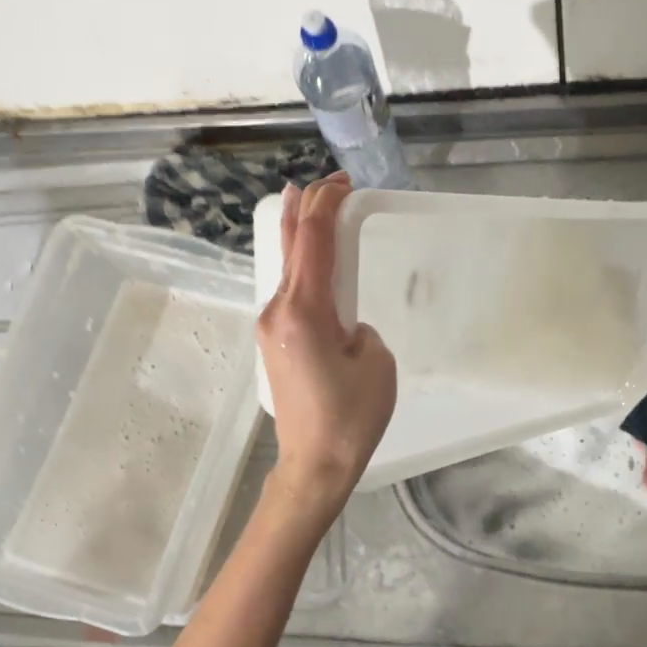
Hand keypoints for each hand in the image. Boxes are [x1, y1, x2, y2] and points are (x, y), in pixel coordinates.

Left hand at [257, 173, 396, 510]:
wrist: (315, 464)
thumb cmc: (351, 417)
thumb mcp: (376, 362)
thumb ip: (360, 327)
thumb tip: (344, 325)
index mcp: (304, 311)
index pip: (313, 240)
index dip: (327, 203)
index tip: (343, 182)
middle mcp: (278, 311)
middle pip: (289, 246)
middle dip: (306, 210)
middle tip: (325, 185)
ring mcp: (270, 328)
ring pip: (285, 268)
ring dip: (300, 238)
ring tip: (314, 211)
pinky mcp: (273, 344)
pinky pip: (288, 293)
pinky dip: (300, 268)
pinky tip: (310, 264)